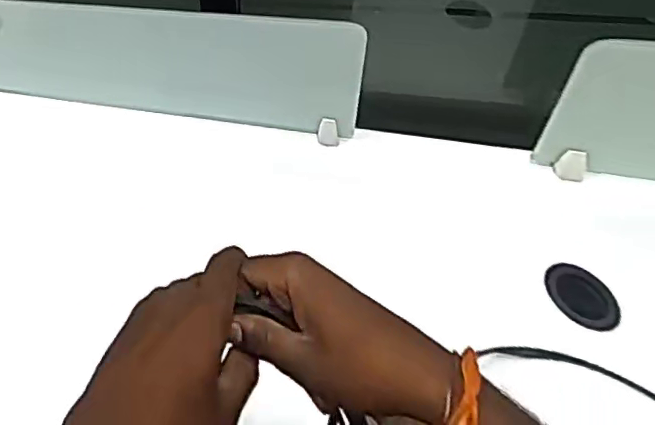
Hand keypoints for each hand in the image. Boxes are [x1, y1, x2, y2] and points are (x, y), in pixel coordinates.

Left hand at [63, 247, 259, 424]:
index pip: (225, 268)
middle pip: (203, 281)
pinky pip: (158, 310)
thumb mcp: (224, 408)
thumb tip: (248, 351)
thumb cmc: (161, 424)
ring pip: (179, 294)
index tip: (247, 272)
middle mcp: (169, 304)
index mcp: (200, 315)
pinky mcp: (127, 327)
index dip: (239, 266)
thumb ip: (243, 368)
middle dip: (220, 297)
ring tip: (208, 346)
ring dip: (194, 309)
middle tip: (236, 322)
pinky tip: (178, 356)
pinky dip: (172, 320)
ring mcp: (144, 313)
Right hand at [232, 252, 456, 421]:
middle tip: (271, 357)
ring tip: (305, 373)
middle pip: (256, 293)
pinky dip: (303, 349)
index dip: (228, 303)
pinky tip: (319, 377)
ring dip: (283, 346)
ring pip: (278, 313)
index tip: (227, 330)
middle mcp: (306, 272)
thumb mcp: (302, 360)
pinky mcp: (332, 309)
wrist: (426, 385)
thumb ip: (257, 337)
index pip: (237, 272)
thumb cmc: (379, 366)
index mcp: (294, 270)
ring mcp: (320, 290)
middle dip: (260, 329)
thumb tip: (230, 325)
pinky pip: (299, 323)